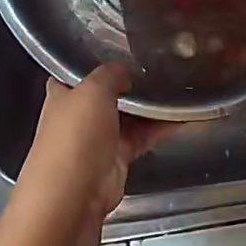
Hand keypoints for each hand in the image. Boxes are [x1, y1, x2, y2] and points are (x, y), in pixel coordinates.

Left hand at [15, 63, 170, 225]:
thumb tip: (125, 69)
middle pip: (109, 93)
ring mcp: (99, 139)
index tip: (124, 49)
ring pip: (129, 116)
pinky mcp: (118, 159)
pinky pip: (143, 136)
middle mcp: (79, 115)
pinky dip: (160, 127)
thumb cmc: (74, 137)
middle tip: (159, 65)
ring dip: (150, 105)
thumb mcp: (93, 90)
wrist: (72, 197)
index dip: (99, 60)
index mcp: (64, 95)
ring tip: (177, 86)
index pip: (79, 71)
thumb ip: (111, 73)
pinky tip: (181, 115)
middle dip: (131, 82)